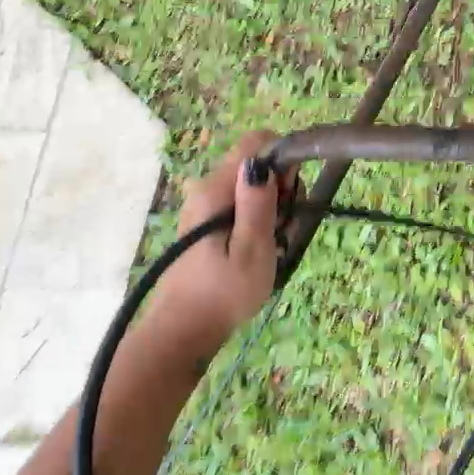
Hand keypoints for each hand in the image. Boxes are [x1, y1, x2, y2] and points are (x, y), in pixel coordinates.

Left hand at [145, 130, 293, 357]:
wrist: (184, 332)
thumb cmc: (224, 292)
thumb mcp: (253, 248)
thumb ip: (259, 201)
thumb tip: (263, 160)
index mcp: (216, 190)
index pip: (256, 142)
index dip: (282, 160)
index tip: (289, 195)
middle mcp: (206, 189)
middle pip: (257, 164)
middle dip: (281, 189)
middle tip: (283, 228)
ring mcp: (204, 206)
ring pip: (253, 187)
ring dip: (272, 209)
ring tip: (272, 245)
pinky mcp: (206, 223)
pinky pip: (241, 206)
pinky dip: (258, 221)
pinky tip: (259, 249)